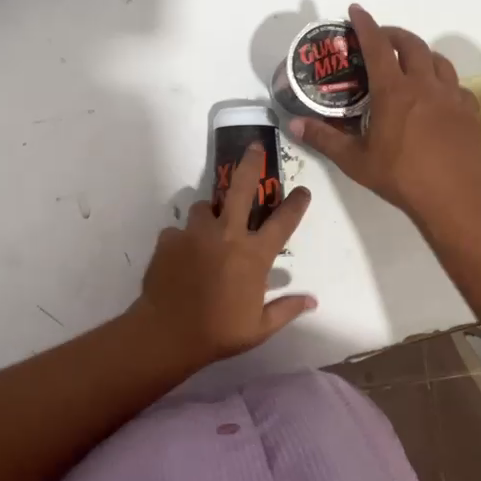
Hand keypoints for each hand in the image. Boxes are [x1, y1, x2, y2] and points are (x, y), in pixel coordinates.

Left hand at [130, 144, 315, 368]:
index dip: (296, 204)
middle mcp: (227, 235)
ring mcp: (196, 233)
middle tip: (254, 148)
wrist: (169, 332)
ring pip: (204, 207)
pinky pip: (179, 231)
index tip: (303, 191)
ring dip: (209, 213)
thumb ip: (287, 309)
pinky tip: (182, 256)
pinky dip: (183, 239)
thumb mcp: (260, 327)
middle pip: (243, 189)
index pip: (283, 222)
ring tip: (208, 229)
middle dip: (251, 164)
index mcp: (254, 255)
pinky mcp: (169, 238)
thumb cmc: (220, 331)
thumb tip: (312, 301)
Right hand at [288, 4, 480, 231]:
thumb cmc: (401, 177)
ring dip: (421, 54)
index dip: (365, 24)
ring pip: (439, 61)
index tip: (356, 10)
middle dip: (394, 34)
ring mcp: (453, 97)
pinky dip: (442, 82)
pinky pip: (457, 86)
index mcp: (394, 91)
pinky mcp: (471, 112)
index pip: (377, 46)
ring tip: (408, 63)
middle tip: (380, 38)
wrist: (457, 200)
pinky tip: (435, 97)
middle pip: (412, 44)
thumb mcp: (355, 160)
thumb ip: (324, 138)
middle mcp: (425, 85)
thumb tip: (294, 124)